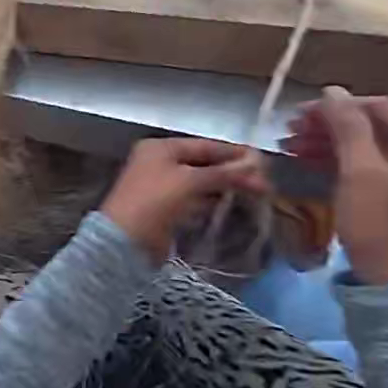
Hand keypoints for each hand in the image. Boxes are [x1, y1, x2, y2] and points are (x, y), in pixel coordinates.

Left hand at [101, 138, 268, 262]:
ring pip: (199, 183)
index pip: (204, 145)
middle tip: (263, 182)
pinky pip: (192, 201)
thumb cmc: (154, 202)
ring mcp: (160, 188)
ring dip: (224, 187)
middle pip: (203, 164)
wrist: (123, 242)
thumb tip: (255, 164)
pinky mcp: (163, 210)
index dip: (233, 153)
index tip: (263, 162)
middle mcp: (158, 163)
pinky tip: (229, 206)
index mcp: (160, 148)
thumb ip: (223, 172)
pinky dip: (210, 202)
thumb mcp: (190, 181)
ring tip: (255, 194)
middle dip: (232, 172)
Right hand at [282, 87, 387, 284]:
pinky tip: (310, 161)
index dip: (336, 107)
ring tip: (292, 147)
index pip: (379, 106)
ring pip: (369, 144)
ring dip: (330, 143)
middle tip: (290, 131)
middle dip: (329, 126)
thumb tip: (333, 90)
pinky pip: (372, 164)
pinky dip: (341, 160)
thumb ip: (349, 127)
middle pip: (373, 125)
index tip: (297, 115)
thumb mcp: (361, 173)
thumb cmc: (381, 225)